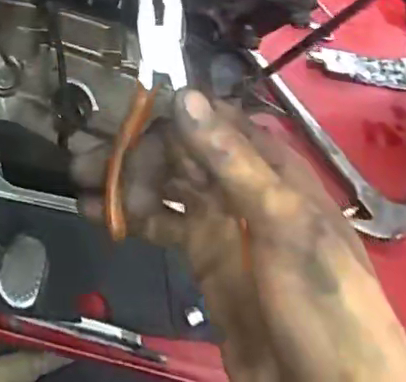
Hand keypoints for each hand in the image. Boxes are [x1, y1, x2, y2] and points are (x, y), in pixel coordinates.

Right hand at [73, 90, 405, 381]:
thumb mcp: (284, 228)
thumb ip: (232, 161)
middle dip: (131, 151)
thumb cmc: (326, 310)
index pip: (207, 120)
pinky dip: (129, 216)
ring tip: (80, 183)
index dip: (164, 117)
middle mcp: (241, 184)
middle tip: (86, 164)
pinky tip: (97, 215)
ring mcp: (220, 222)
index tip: (122, 124)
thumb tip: (182, 95)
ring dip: (122, 179)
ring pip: (162, 184)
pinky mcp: (203, 258)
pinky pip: (159, 224)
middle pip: (176, 150)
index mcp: (269, 167)